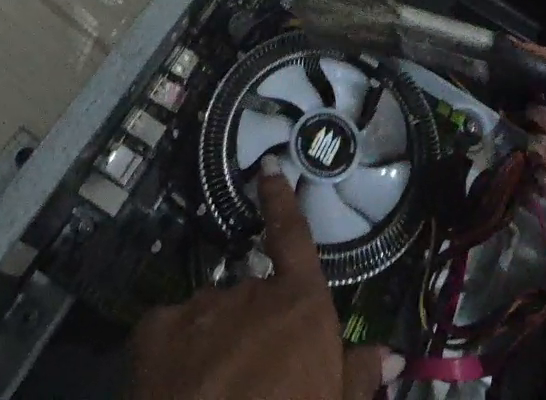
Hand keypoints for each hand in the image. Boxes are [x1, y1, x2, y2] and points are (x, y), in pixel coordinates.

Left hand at [129, 156, 399, 399]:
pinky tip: (180, 382)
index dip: (281, 201)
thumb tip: (389, 353)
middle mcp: (250, 292)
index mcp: (299, 306)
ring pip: (213, 314)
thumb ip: (358, 376)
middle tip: (259, 378)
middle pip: (255, 298)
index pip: (293, 237)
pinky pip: (173, 330)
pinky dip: (178, 350)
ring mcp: (200, 305)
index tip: (269, 167)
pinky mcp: (156, 327)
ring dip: (218, 340)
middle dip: (257, 328)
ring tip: (219, 389)